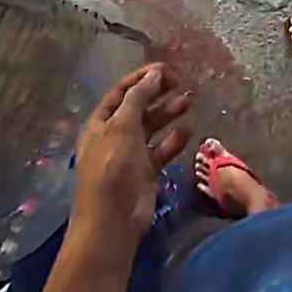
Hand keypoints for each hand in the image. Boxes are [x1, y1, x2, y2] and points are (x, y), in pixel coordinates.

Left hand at [71, 63, 193, 254]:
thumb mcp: (122, 126)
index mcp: (102, 122)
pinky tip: (187, 131)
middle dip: (158, 92)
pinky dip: (174, 139)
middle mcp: (115, 134)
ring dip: (169, 112)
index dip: (141, 77)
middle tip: (180, 82)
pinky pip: (162, 149)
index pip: (122, 91)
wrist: (112, 222)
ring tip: (189, 100)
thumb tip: (154, 74)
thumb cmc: (112, 168)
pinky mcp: (146, 171)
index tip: (165, 69)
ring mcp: (131, 153)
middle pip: (138, 106)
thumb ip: (138, 98)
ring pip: (153, 126)